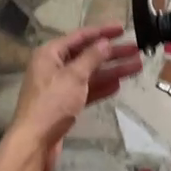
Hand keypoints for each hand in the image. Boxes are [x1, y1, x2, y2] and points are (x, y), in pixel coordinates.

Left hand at [5, 25, 141, 170]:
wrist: (35, 142)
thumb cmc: (52, 103)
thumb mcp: (74, 76)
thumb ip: (91, 58)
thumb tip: (105, 42)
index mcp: (50, 53)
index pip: (80, 36)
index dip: (102, 31)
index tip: (122, 28)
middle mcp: (54, 66)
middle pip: (87, 55)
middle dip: (111, 53)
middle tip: (136, 49)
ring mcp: (60, 86)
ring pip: (89, 74)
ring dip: (111, 70)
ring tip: (136, 65)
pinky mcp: (65, 104)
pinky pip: (86, 90)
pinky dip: (101, 87)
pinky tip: (118, 84)